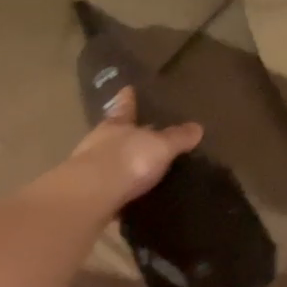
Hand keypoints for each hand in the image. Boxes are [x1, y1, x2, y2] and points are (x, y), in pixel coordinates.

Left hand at [52, 87, 201, 212]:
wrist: (93, 195)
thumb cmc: (128, 160)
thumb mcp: (161, 147)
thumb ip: (177, 138)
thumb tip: (197, 127)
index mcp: (117, 124)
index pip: (125, 106)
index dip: (127, 98)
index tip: (127, 89)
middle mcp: (99, 142)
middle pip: (113, 133)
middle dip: (123, 134)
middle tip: (136, 136)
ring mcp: (90, 168)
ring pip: (106, 160)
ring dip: (118, 164)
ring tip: (135, 171)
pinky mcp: (88, 194)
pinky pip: (105, 188)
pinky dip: (115, 190)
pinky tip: (125, 197)